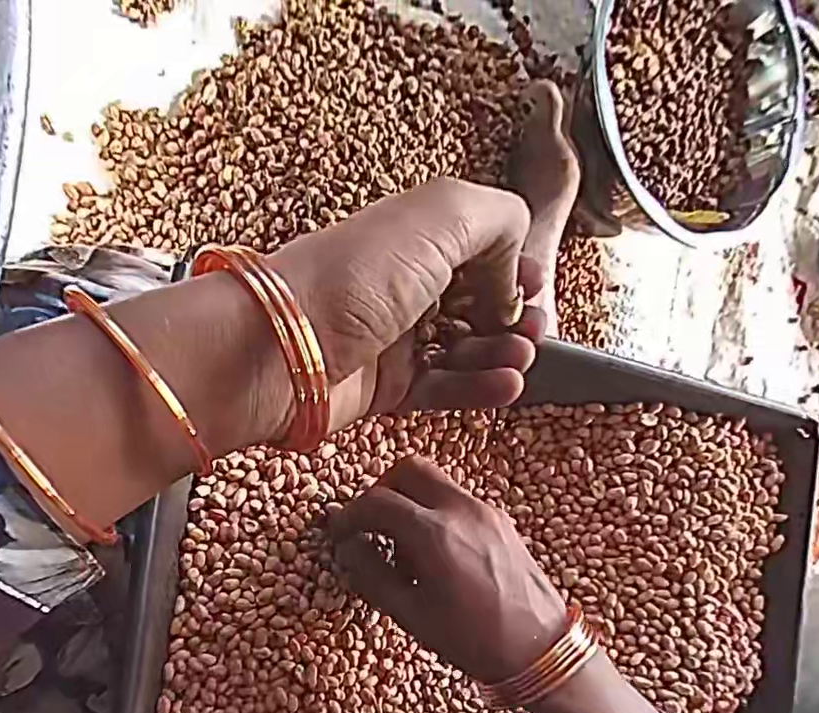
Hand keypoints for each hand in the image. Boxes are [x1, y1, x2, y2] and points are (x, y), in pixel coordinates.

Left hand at [266, 178, 548, 434]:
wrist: (282, 351)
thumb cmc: (355, 277)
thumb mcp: (441, 216)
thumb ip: (498, 221)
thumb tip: (514, 271)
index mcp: (411, 238)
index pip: (476, 250)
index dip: (511, 268)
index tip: (536, 288)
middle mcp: (401, 287)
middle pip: (473, 302)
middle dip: (512, 315)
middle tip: (534, 330)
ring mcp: (391, 341)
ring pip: (462, 349)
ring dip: (500, 353)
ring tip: (522, 358)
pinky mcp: (384, 390)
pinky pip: (441, 389)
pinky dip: (477, 388)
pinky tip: (507, 386)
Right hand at [329, 455, 569, 683]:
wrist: (540, 649)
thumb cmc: (474, 640)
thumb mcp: (410, 614)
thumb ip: (371, 573)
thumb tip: (348, 547)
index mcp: (434, 535)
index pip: (377, 502)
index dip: (349, 515)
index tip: (340, 533)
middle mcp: (461, 511)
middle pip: (408, 470)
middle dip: (380, 491)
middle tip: (369, 525)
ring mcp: (484, 511)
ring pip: (434, 481)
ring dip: (408, 499)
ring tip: (402, 546)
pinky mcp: (499, 519)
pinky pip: (455, 498)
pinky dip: (433, 510)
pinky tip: (433, 551)